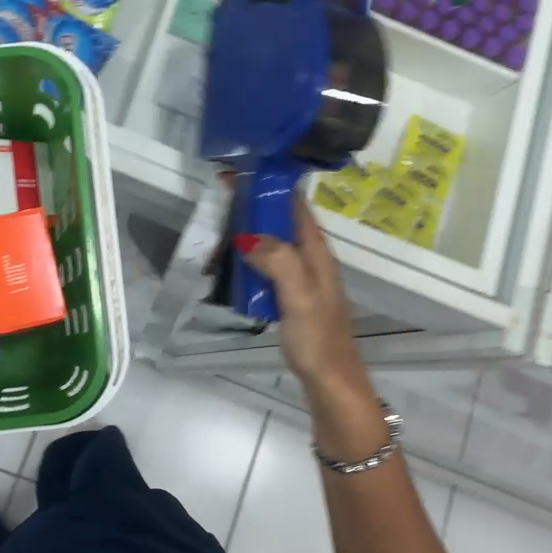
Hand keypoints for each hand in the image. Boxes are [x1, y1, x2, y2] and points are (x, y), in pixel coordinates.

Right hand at [238, 193, 365, 391]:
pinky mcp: (291, 296)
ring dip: (251, 230)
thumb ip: (279, 261)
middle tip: (222, 194)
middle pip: (283, 221)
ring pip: (274, 243)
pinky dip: (251, 257)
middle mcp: (311, 260)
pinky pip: (268, 265)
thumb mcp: (299, 296)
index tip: (243, 170)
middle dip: (257, 204)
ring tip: (220, 222)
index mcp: (317, 253)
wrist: (330, 382)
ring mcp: (301, 279)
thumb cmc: (317, 338)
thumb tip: (248, 236)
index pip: (296, 206)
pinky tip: (232, 263)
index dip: (273, 185)